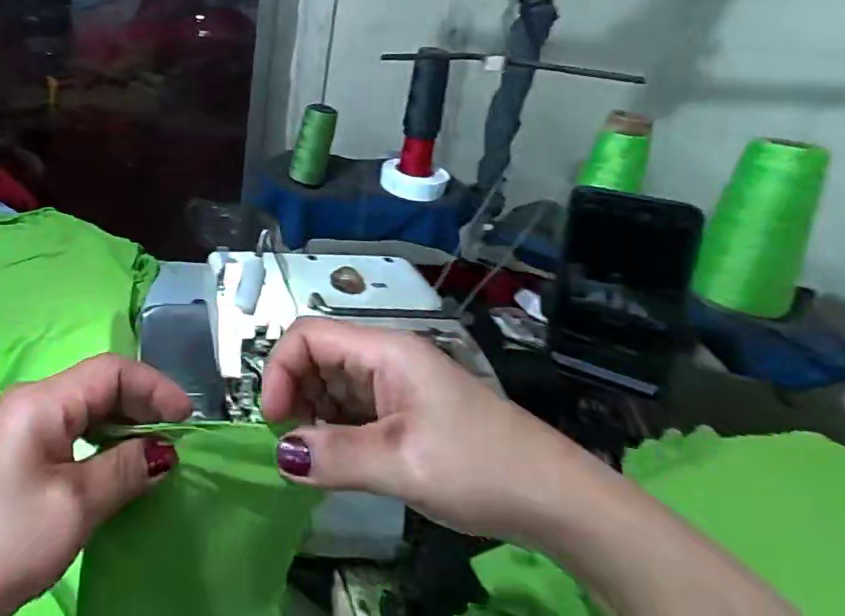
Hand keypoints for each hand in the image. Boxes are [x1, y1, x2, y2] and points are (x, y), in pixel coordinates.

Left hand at [0, 354, 191, 615]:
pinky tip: (120, 464)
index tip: (190, 418)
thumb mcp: (75, 505)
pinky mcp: (19, 451)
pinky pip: (70, 430)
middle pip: (95, 384)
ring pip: (84, 407)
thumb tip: (163, 449)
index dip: (152, 385)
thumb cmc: (11, 536)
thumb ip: (123, 469)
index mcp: (40, 400)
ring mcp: (21, 425)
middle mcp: (29, 401)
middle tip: (181, 438)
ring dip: (123, 423)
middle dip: (141, 403)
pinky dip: (101, 441)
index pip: (107, 370)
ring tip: (159, 452)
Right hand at [260, 318, 612, 542]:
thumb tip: (280, 457)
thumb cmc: (483, 470)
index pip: (307, 336)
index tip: (274, 418)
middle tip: (295, 441)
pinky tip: (346, 459)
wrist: (570, 508)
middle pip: (316, 357)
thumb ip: (335, 456)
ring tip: (322, 456)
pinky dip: (338, 428)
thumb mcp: (403, 465)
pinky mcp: (408, 410)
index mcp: (385, 350)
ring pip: (332, 384)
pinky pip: (354, 407)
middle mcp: (387, 357)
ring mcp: (399, 384)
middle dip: (295, 394)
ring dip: (315, 415)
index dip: (279, 369)